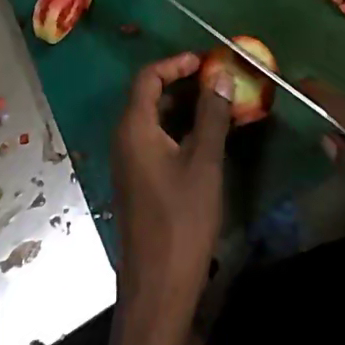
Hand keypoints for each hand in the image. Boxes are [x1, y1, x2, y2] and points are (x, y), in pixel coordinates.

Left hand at [107, 53, 232, 344]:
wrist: (158, 284)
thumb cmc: (181, 219)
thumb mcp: (203, 163)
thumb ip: (211, 117)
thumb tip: (220, 77)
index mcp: (134, 127)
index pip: (147, 77)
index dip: (175, 64)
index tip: (204, 60)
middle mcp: (124, 138)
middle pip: (148, 96)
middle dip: (181, 84)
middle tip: (217, 80)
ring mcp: (128, 160)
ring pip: (154, 120)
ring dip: (182, 108)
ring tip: (218, 104)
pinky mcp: (137, 180)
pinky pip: (155, 140)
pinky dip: (178, 130)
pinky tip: (205, 138)